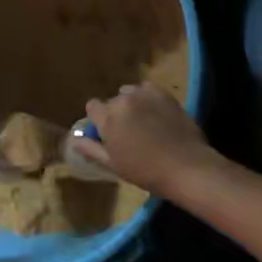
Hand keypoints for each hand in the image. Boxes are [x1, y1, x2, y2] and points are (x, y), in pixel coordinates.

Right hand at [72, 84, 213, 193]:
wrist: (187, 167)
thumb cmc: (146, 171)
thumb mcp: (113, 164)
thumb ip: (91, 148)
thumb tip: (74, 139)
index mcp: (108, 118)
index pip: (92, 106)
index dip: (98, 119)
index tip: (107, 132)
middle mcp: (123, 101)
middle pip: (112, 102)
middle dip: (116, 113)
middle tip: (129, 132)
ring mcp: (145, 94)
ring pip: (129, 94)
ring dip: (132, 104)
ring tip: (144, 122)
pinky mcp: (164, 93)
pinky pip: (147, 90)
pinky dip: (148, 98)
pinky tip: (157, 114)